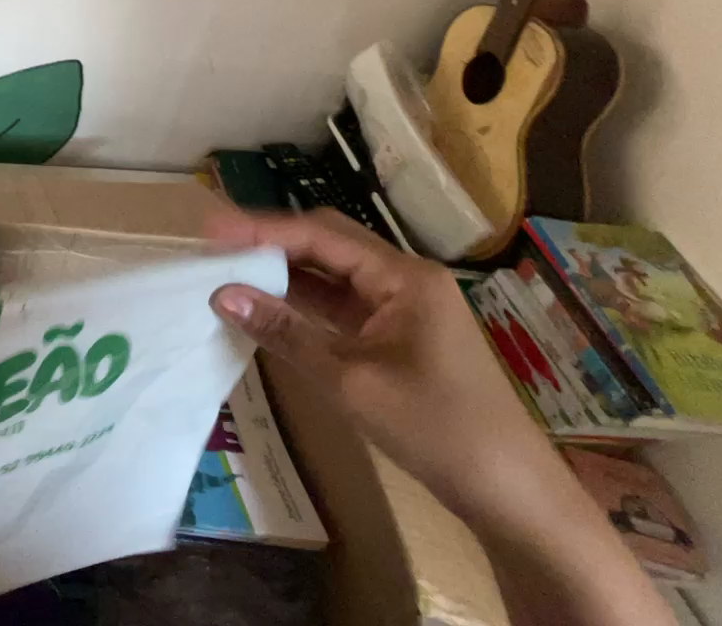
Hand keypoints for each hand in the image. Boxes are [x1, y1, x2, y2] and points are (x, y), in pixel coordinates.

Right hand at [209, 208, 548, 522]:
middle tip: (215, 243)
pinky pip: (339, 304)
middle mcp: (403, 278)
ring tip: (229, 268)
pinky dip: (301, 302)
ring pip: (331, 273)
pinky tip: (266, 304)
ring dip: (283, 271)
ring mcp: (401, 305)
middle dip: (270, 241)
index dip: (263, 230)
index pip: (320, 237)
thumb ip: (285, 332)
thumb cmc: (435, 429)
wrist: (509, 492)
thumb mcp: (350, 381)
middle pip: (327, 243)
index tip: (212, 229)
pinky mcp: (395, 332)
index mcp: (403, 277)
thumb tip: (221, 295)